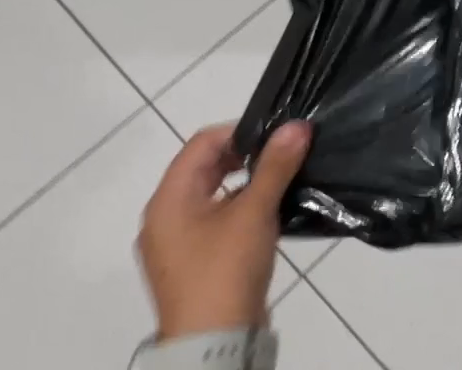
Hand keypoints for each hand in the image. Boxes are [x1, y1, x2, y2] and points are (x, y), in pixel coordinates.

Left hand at [138, 121, 310, 340]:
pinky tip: (271, 209)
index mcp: (168, 200)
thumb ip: (276, 165)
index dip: (241, 131)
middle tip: (287, 153)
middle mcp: (164, 216)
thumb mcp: (255, 211)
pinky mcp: (193, 257)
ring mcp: (176, 239)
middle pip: (205, 166)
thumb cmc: (226, 268)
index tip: (280, 135)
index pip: (202, 144)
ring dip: (247, 179)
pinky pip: (216, 214)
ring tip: (285, 178)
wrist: (213, 337)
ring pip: (213, 191)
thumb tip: (297, 125)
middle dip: (246, 154)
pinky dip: (241, 203)